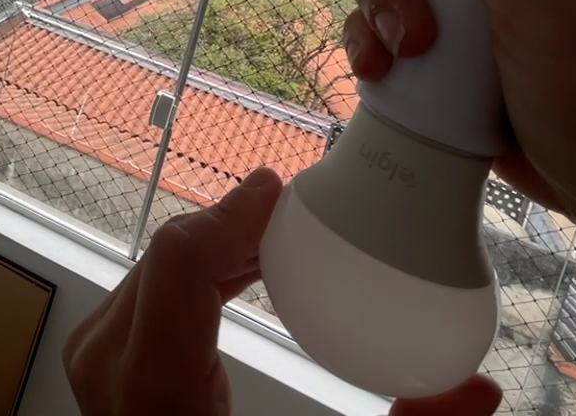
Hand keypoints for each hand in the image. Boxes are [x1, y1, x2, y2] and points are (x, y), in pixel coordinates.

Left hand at [63, 168, 501, 415]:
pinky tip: (245, 266)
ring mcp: (96, 348)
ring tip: (281, 232)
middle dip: (236, 225)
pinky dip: (201, 272)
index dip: (229, 214)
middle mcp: (108, 354)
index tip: (275, 186)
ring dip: (220, 245)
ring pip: (158, 265)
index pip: (179, 261)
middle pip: (171, 255)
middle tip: (299, 211)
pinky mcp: (102, 350)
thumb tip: (479, 389)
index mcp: (152, 386)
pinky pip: (152, 289)